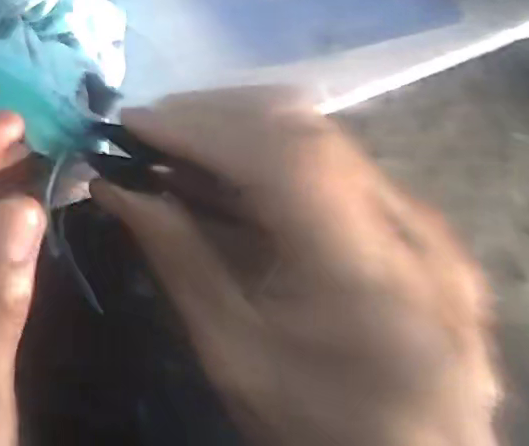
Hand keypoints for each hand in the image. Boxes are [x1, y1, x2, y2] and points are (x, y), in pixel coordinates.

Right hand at [92, 88, 498, 445]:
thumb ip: (175, 256)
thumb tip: (110, 184)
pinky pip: (323, 156)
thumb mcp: (231, 352)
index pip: (284, 162)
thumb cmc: (315, 423)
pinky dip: (256, 146)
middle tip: (140, 128)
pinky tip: (211, 167)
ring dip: (229, 123)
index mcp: (370, 280)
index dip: (199, 127)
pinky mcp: (407, 225)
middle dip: (206, 114)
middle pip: (299, 130)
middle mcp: (411, 238)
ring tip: (165, 141)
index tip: (127, 122)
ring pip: (311, 132)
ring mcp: (418, 227)